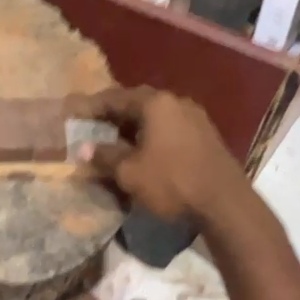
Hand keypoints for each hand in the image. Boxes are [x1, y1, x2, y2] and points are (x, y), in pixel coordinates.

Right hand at [67, 87, 250, 222]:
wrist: (224, 202)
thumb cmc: (172, 181)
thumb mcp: (130, 172)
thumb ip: (105, 156)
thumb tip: (84, 149)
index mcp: (155, 104)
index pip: (115, 97)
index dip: (92, 106)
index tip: (75, 114)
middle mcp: (176, 102)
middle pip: (137, 103)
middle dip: (114, 115)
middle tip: (94, 126)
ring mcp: (195, 118)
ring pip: (156, 117)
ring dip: (134, 127)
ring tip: (116, 141)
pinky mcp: (206, 136)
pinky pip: (170, 128)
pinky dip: (152, 136)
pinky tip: (144, 151)